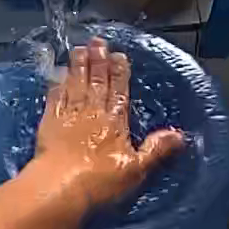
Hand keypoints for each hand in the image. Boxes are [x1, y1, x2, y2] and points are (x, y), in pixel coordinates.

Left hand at [29, 37, 185, 211]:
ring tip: (79, 49)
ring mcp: (69, 116)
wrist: (59, 186)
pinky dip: (57, 86)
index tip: (118, 55)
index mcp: (115, 122)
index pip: (119, 91)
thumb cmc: (100, 181)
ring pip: (75, 85)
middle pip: (96, 82)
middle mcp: (92, 113)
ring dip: (77, 66)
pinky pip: (54, 99)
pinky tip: (57, 77)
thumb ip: (156, 150)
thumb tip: (179, 134)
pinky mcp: (49, 123)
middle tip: (97, 42)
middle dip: (98, 61)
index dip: (120, 73)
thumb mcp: (136, 169)